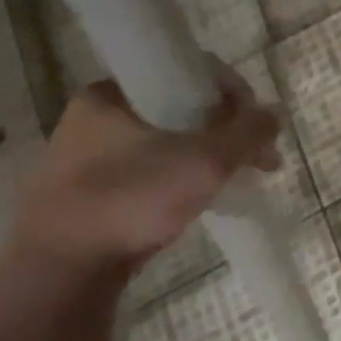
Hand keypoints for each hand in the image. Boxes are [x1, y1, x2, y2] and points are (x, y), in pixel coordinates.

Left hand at [14, 69, 280, 269]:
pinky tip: (208, 194)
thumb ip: (251, 129)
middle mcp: (96, 116)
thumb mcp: (209, 158)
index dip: (236, 95)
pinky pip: (155, 165)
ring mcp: (90, 152)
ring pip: (173, 138)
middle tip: (261, 158)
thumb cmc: (134, 198)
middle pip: (185, 108)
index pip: (191, 74)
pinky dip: (188, 173)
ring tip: (243, 179)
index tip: (259, 126)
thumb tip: (275, 112)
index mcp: (112, 95)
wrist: (64, 267)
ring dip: (215, 153)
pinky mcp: (92, 185)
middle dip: (232, 130)